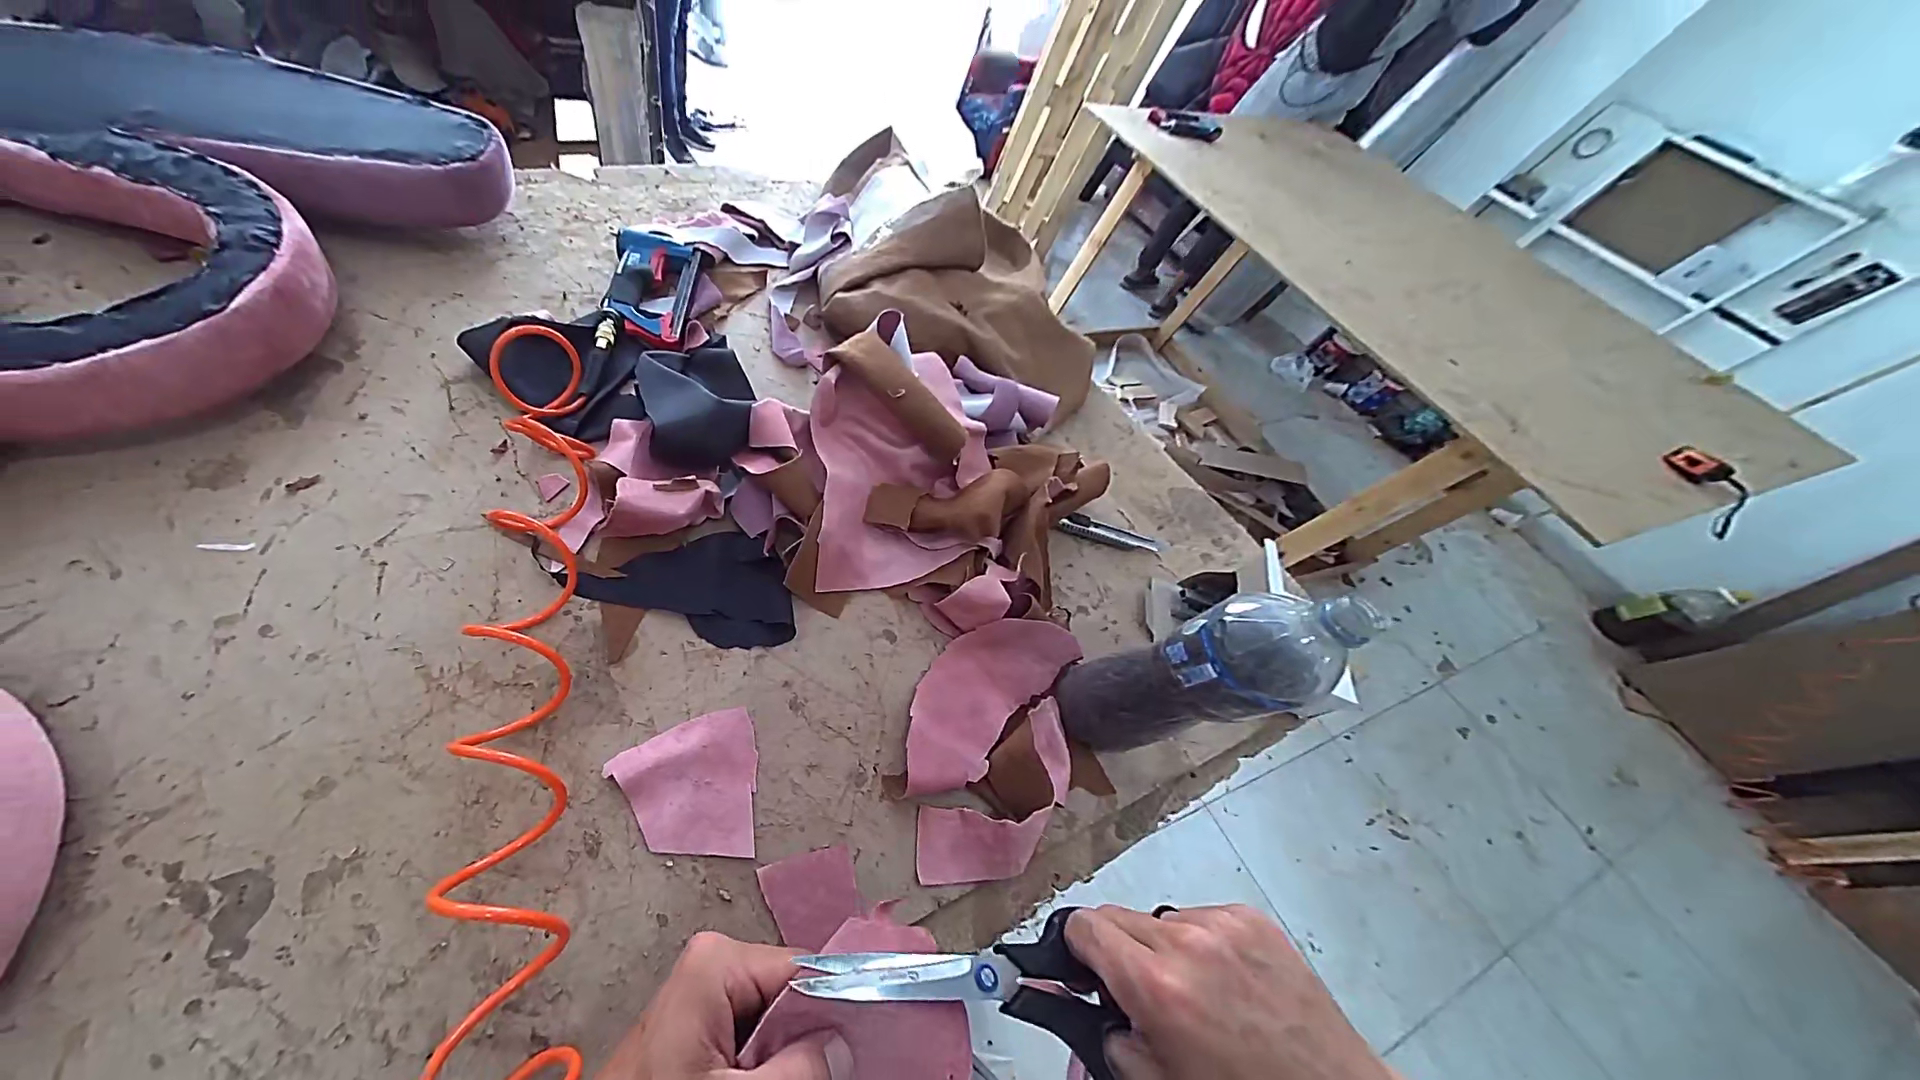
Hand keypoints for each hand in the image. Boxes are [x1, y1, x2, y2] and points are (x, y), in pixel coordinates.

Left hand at [597, 931, 850, 1079]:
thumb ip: (799, 1067)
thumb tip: (843, 1045)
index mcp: (718, 960)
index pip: (803, 968)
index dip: (835, 1004)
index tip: (862, 1036)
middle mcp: (713, 960)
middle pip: (790, 989)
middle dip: (807, 1031)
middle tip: (827, 1066)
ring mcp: (704, 988)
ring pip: (775, 1012)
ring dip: (787, 1048)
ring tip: (792, 1073)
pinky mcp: (698, 1017)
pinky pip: (752, 1027)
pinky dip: (765, 1055)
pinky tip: (769, 1074)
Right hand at [1065, 905, 1389, 1079]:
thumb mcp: (1157, 1078)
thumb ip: (1105, 1030)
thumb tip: (1071, 997)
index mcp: (1157, 984)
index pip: (1085, 925)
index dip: (1075, 946)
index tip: (1080, 962)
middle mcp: (1188, 941)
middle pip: (1117, 915)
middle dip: (1117, 950)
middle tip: (1136, 988)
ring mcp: (1223, 924)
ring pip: (1158, 917)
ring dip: (1160, 945)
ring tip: (1191, 989)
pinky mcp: (1251, 918)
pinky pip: (1200, 916)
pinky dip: (1199, 940)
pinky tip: (1222, 979)